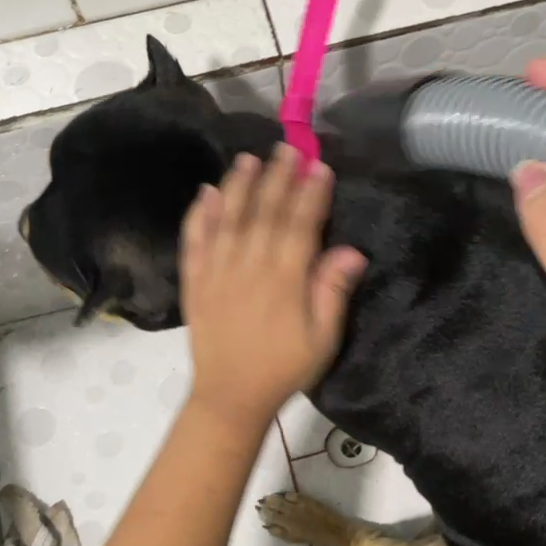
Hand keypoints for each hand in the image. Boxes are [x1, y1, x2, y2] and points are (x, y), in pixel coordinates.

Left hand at [179, 145, 365, 422]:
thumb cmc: (284, 368)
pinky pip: (195, 241)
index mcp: (285, 279)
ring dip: (239, 185)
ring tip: (248, 158)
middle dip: (278, 178)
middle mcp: (249, 266)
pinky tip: (207, 192)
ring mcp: (217, 271)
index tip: (319, 166)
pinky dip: (200, 214)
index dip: (311, 194)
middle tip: (287, 148)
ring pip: (228, 218)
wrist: (231, 396)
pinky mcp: (195, 282)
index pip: (300, 225)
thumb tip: (351, 251)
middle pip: (265, 212)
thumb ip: (332, 292)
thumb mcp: (322, 338)